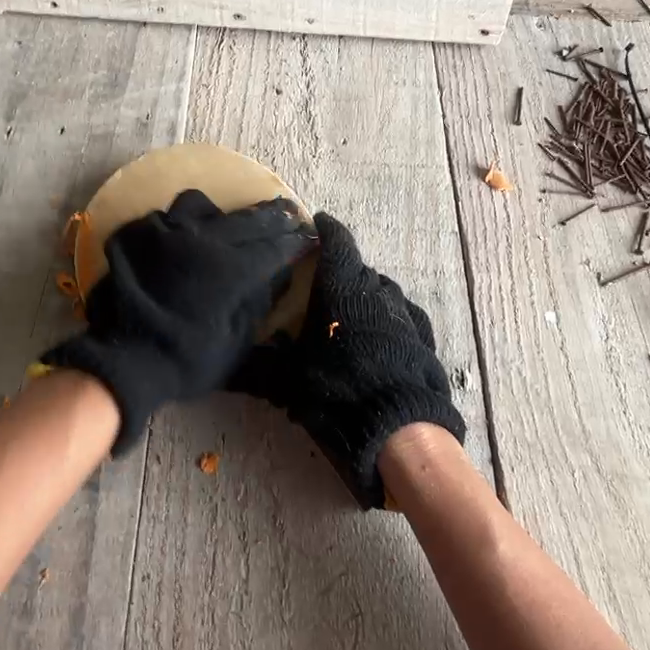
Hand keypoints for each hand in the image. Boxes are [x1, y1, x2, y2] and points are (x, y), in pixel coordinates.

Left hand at [42, 189, 310, 451]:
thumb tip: (277, 276)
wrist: (125, 358)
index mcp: (235, 268)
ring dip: (219, 213)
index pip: (274, 246)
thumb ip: (258, 302)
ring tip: (223, 220)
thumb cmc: (189, 360)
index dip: (294, 240)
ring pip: (200, 206)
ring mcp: (168, 231)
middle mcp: (206, 239)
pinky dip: (177, 226)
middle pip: (246, 220)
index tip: (306, 236)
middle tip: (286, 211)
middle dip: (271, 216)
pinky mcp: (138, 233)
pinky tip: (177, 237)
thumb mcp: (237, 341)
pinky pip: (164, 218)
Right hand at [230, 212, 464, 506]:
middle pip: (356, 267)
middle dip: (340, 271)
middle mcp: (376, 289)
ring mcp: (404, 311)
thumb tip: (227, 366)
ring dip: (365, 296)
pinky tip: (379, 337)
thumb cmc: (338, 390)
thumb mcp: (290, 380)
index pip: (336, 241)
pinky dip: (386, 318)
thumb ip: (263, 364)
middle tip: (321, 286)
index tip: (317, 223)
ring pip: (380, 291)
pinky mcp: (423, 335)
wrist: (400, 426)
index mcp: (343, 286)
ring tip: (349, 315)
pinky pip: (401, 314)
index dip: (326, 229)